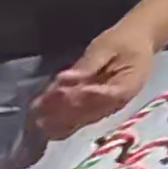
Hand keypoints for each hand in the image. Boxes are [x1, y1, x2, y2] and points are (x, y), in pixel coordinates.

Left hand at [29, 22, 155, 141]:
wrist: (133, 46)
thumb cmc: (123, 42)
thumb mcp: (107, 46)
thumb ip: (88, 65)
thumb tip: (68, 79)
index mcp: (127, 87)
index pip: (100, 98)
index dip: (78, 96)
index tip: (58, 90)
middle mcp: (112, 107)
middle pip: (82, 115)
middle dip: (58, 110)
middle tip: (38, 103)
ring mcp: (98, 116)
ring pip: (70, 124)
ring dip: (50, 119)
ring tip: (34, 109)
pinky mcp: (86, 119)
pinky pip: (66, 125)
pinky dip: (51, 121)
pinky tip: (38, 112)